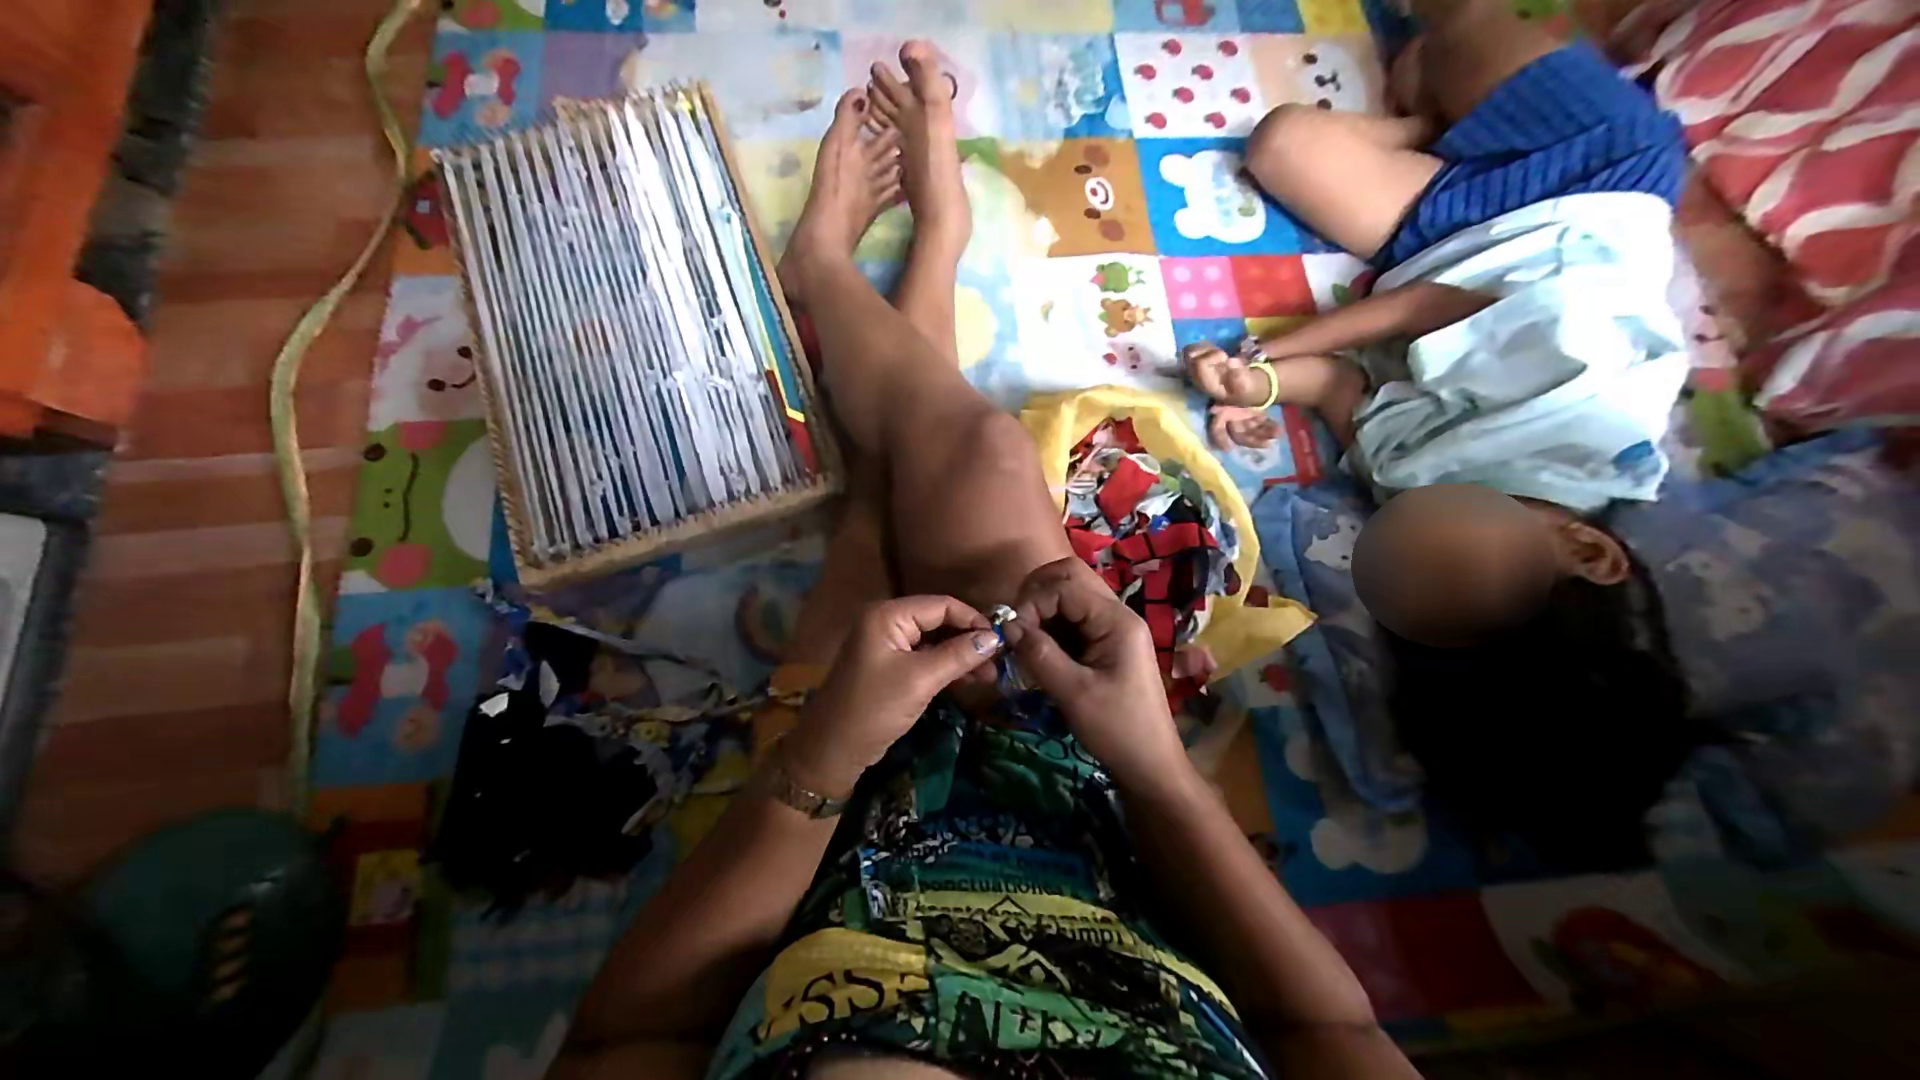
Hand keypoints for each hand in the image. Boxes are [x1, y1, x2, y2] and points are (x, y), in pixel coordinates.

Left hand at [783, 595, 1002, 797]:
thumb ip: (959, 655)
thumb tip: (995, 638)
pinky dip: (946, 667)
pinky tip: (968, 680)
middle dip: (969, 639)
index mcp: (887, 615)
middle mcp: (886, 622)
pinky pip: (924, 657)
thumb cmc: (874, 709)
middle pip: (938, 620)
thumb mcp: (920, 680)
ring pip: (934, 641)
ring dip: (961, 656)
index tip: (1001, 640)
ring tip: (989, 676)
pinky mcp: (889, 666)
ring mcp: (886, 645)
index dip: (972, 620)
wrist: (831, 751)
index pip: (941, 604)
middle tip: (997, 663)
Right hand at [1004, 558, 1193, 796]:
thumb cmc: (1117, 729)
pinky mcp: (1104, 643)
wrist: (1150, 765)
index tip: (1012, 634)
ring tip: (1023, 639)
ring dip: (1041, 609)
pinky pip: (1072, 618)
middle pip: (1070, 577)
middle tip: (1016, 625)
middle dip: (1036, 593)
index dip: (1032, 602)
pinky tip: (1036, 649)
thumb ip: (1040, 654)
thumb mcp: (1074, 693)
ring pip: (1069, 595)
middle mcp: (1117, 614)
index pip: (1065, 586)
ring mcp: (1112, 628)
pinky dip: (1050, 625)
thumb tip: (1007, 626)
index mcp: (1117, 621)